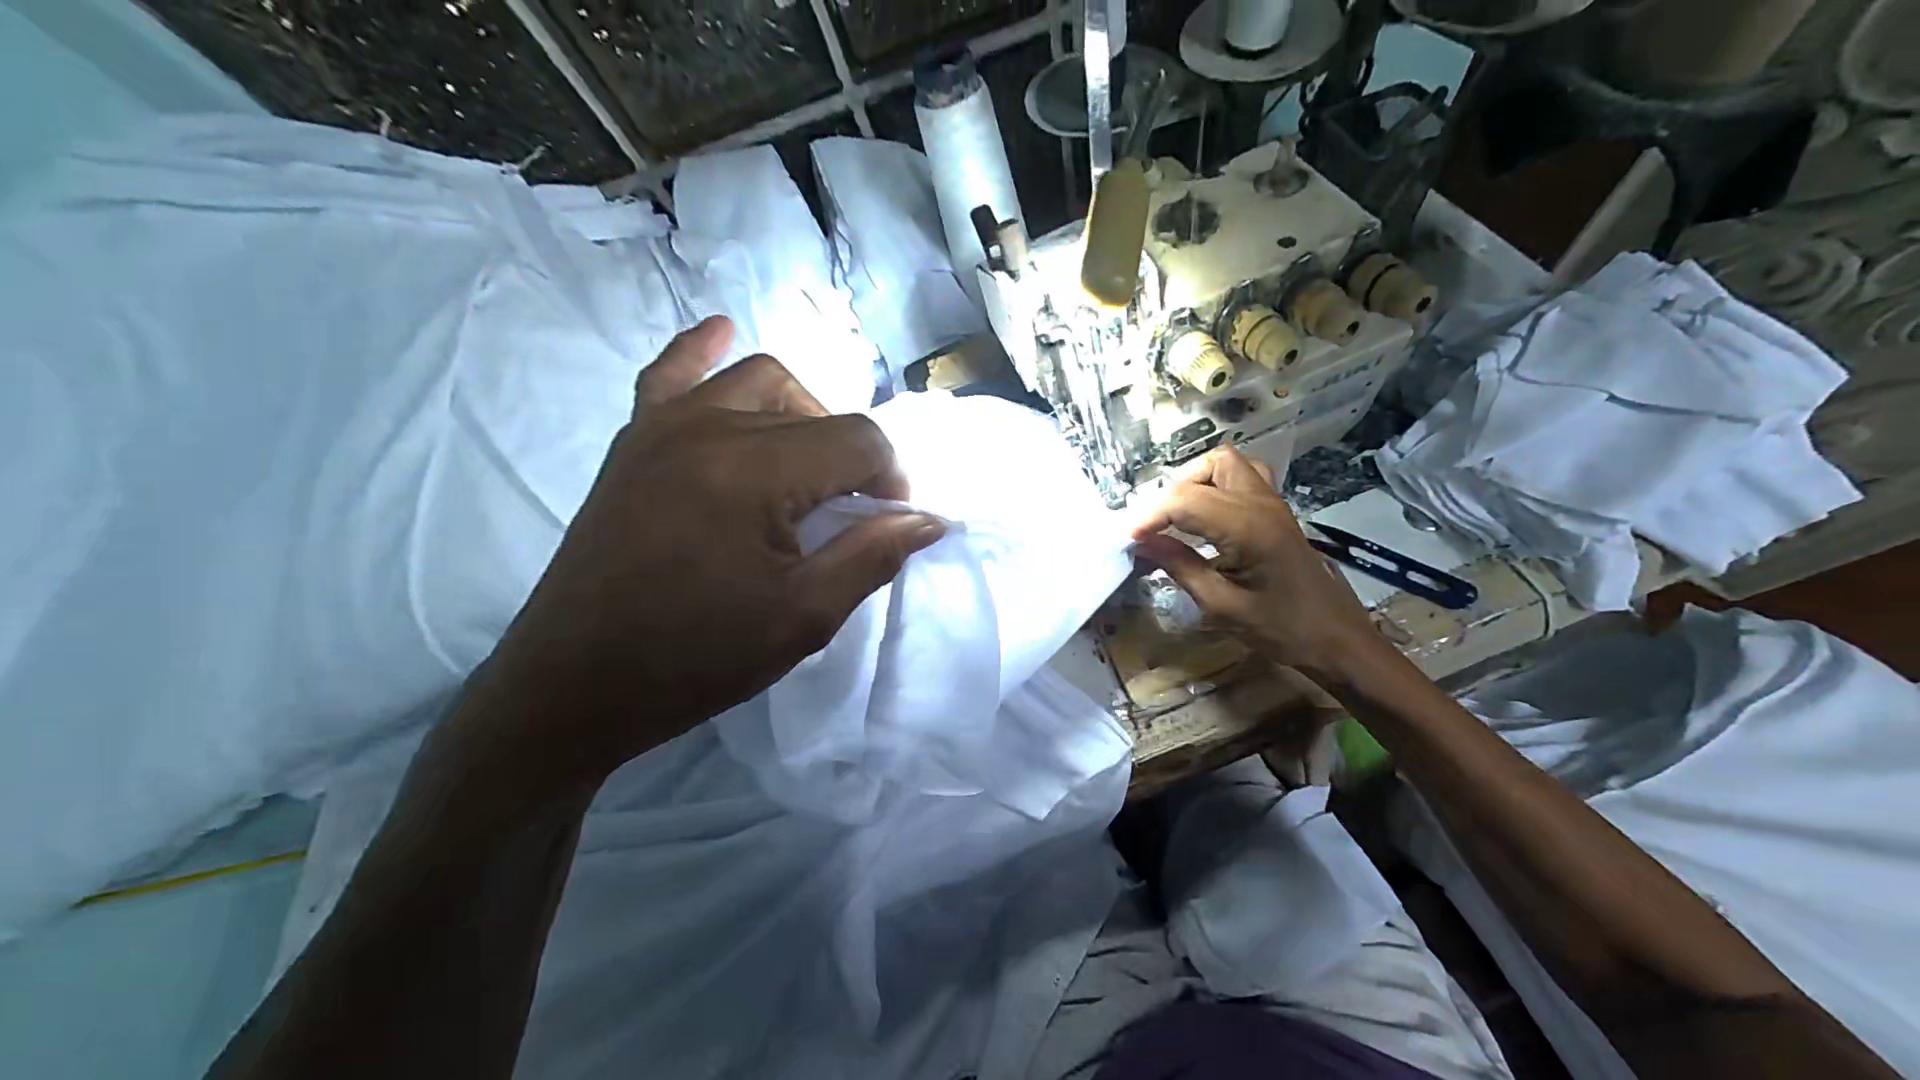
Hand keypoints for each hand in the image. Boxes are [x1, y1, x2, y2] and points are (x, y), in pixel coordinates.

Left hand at [449, 316, 944, 802]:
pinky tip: (721, 333)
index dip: (891, 477)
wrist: (576, 683)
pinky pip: (669, 373)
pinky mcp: (632, 441)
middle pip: (814, 408)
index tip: (890, 522)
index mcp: (754, 471)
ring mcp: (662, 427)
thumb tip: (929, 517)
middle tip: (853, 508)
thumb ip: (872, 557)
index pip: (857, 440)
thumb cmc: (695, 658)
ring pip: (756, 378)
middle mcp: (709, 428)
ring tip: (808, 462)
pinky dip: (704, 352)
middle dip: (853, 452)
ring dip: (801, 410)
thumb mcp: (803, 619)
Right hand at [1132, 446, 1385, 679]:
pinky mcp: (1278, 512)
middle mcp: (1261, 504)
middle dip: (1173, 492)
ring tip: (1179, 516)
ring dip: (1198, 481)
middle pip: (1207, 467)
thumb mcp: (1221, 605)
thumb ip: (1179, 566)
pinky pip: (1244, 478)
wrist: (1338, 640)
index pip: (1185, 500)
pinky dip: (1218, 485)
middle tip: (1156, 527)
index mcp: (1247, 527)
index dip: (1149, 517)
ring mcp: (1274, 504)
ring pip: (1228, 464)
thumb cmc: (1281, 629)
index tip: (1128, 540)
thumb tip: (1141, 544)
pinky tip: (1207, 517)